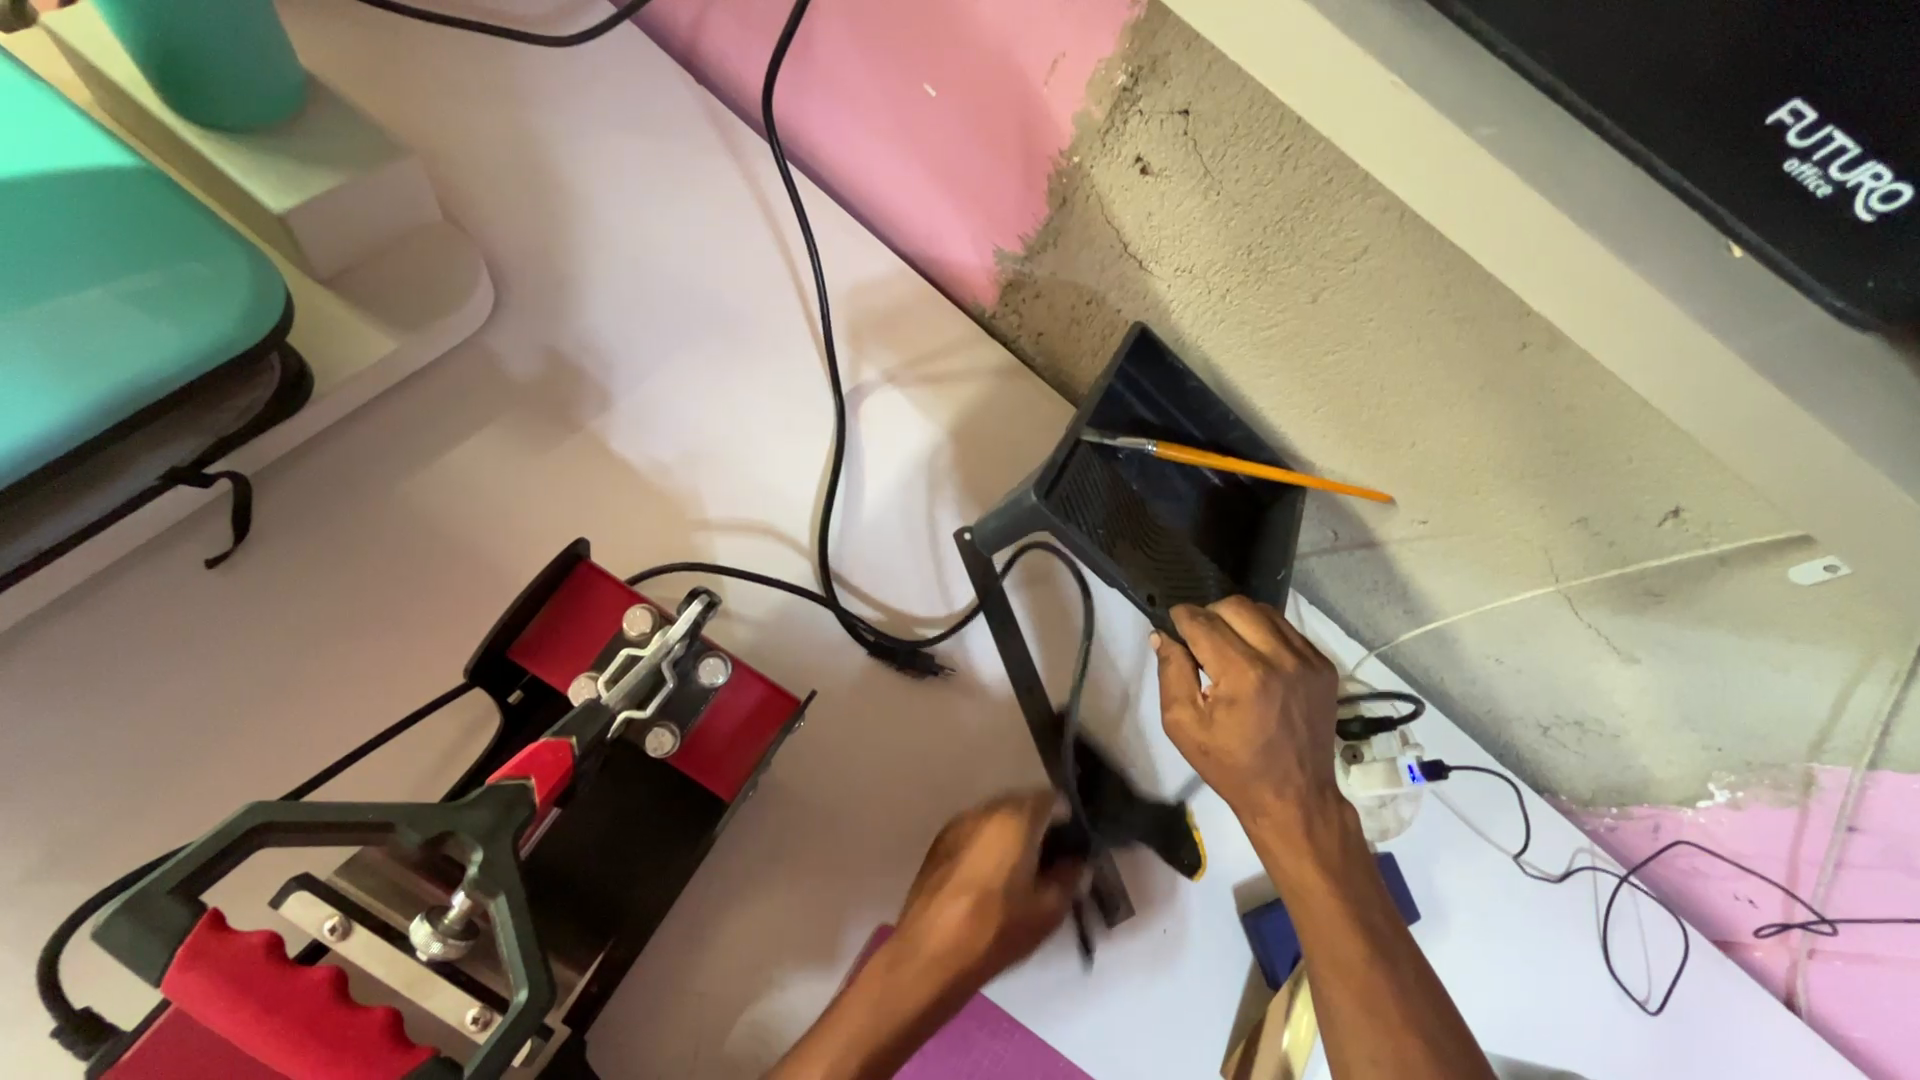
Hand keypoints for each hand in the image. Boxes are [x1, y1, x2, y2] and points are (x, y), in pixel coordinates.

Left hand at [892, 792, 1079, 988]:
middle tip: (1052, 859)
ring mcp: (957, 824)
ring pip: (996, 818)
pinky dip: (990, 844)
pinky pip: (975, 832)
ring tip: (1022, 870)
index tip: (1076, 847)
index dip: (1068, 820)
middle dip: (1040, 825)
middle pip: (1022, 804)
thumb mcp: (1048, 910)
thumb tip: (1076, 862)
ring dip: (1013, 834)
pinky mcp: (938, 844)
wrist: (929, 955)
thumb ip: (1069, 878)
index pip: (1052, 799)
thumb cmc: (996, 930)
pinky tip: (992, 877)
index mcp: (1015, 818)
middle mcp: (984, 810)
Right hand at [1153, 597, 1341, 828]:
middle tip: (1198, 638)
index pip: (1203, 622)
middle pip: (1234, 606)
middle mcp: (1280, 658)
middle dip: (1208, 614)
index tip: (1172, 623)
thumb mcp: (1183, 726)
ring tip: (1225, 644)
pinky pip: (1286, 629)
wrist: (1294, 796)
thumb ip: (1171, 673)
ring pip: (1263, 612)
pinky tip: (1253, 656)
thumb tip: (1162, 635)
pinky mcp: (1323, 666)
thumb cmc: (1231, 766)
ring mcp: (1308, 660)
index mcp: (1243, 675)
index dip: (1181, 617)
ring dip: (1237, 619)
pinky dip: (1264, 633)